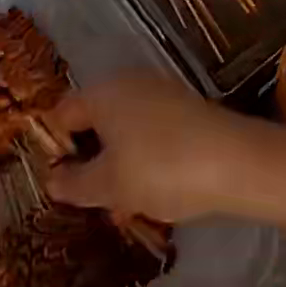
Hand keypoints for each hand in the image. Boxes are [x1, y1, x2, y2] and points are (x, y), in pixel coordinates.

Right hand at [43, 75, 264, 222]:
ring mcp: (160, 91)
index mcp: (103, 92)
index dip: (54, 148)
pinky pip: (149, 130)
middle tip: (90, 199)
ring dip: (117, 163)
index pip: (62, 113)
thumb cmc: (159, 168)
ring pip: (123, 127)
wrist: (233, 160)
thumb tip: (52, 179)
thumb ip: (74, 183)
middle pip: (94, 118)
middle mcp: (129, 81)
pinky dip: (143, 156)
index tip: (58, 184)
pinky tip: (153, 190)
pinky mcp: (183, 106)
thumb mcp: (109, 185)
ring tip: (123, 204)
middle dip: (89, 158)